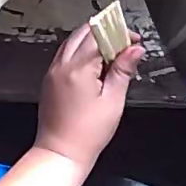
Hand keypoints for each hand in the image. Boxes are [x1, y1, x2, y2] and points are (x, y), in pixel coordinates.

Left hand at [34, 20, 142, 169]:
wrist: (60, 153)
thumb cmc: (87, 134)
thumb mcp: (113, 100)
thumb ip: (123, 70)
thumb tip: (135, 50)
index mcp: (78, 69)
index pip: (100, 36)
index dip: (119, 34)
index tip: (133, 41)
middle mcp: (62, 66)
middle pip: (84, 33)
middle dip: (105, 32)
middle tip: (124, 43)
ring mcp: (53, 72)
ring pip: (73, 41)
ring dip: (92, 40)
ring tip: (112, 53)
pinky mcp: (50, 79)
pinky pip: (65, 54)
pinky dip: (80, 51)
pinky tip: (95, 64)